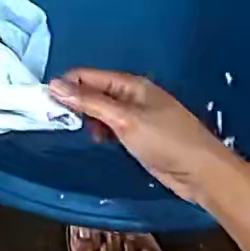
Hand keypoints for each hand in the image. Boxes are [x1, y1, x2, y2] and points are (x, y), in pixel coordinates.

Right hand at [48, 68, 249, 205]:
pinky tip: (97, 140)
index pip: (88, 76)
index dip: (67, 86)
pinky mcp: (139, 134)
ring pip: (101, 110)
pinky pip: (111, 125)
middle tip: (58, 120)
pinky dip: (100, 130)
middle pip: (93, 91)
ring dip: (88, 118)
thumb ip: (89, 102)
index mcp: (131, 84)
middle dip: (75, 102)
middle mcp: (132, 95)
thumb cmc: (165, 141)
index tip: (46, 103)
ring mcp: (136, 115)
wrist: (203, 173)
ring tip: (81, 132)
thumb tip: (55, 85)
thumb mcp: (124, 120)